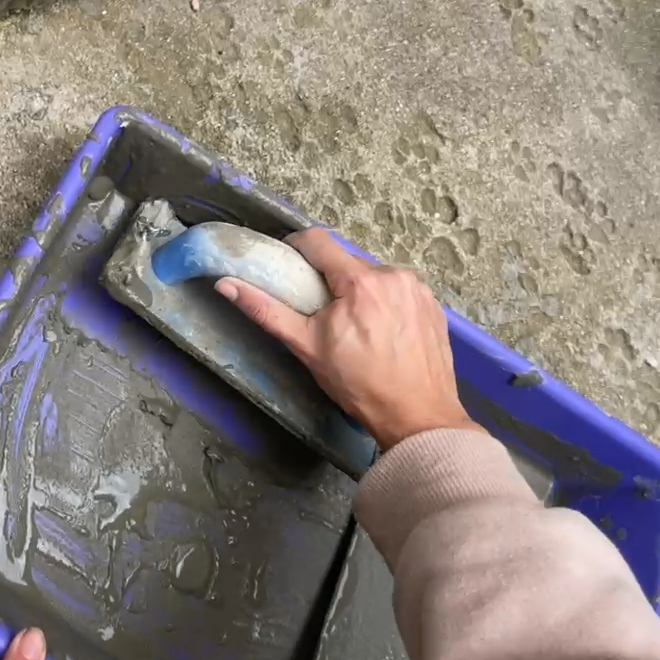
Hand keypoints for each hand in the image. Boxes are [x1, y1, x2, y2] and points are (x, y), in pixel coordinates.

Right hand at [215, 227, 480, 450]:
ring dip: (357, 288)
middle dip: (328, 277)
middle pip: (345, 260)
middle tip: (319, 309)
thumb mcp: (304, 346)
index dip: (296, 248)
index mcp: (360, 281)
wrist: (418, 418)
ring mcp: (418, 289)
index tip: (289, 267)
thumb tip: (225, 285)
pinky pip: (397, 288)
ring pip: (372, 274)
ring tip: (351, 322)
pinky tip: (379, 329)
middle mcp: (393, 275)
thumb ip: (265, 310)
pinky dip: (383, 300)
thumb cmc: (358, 383)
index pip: (318, 241)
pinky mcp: (433, 304)